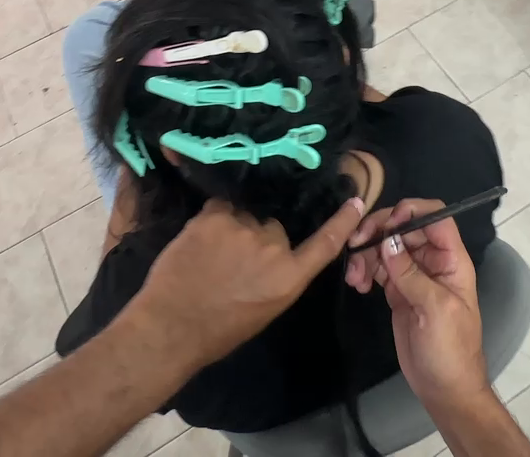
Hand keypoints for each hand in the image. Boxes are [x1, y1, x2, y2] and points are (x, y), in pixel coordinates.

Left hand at [128, 196, 366, 369]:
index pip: (324, 244)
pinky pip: (220, 206)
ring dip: (233, 225)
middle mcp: (273, 248)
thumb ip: (277, 274)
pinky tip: (200, 238)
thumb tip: (276, 251)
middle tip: (233, 257)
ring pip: (244, 213)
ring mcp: (243, 228)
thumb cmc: (219, 330)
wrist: (173, 327)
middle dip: (258, 234)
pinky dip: (212, 218)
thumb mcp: (264, 308)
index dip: (342, 222)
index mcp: (289, 278)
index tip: (356, 200)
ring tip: (211, 250)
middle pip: (273, 225)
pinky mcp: (214, 216)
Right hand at [344, 199, 491, 408]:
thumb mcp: (435, 310)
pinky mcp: (396, 289)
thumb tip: (388, 240)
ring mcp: (412, 274)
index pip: (436, 217)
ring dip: (366, 253)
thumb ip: (411, 274)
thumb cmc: (451, 350)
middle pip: (403, 227)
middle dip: (378, 231)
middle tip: (355, 244)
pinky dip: (364, 268)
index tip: (387, 224)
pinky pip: (377, 266)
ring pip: (386, 245)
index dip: (411, 211)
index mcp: (450, 260)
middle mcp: (431, 261)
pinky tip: (357, 283)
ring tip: (354, 276)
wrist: (444, 390)